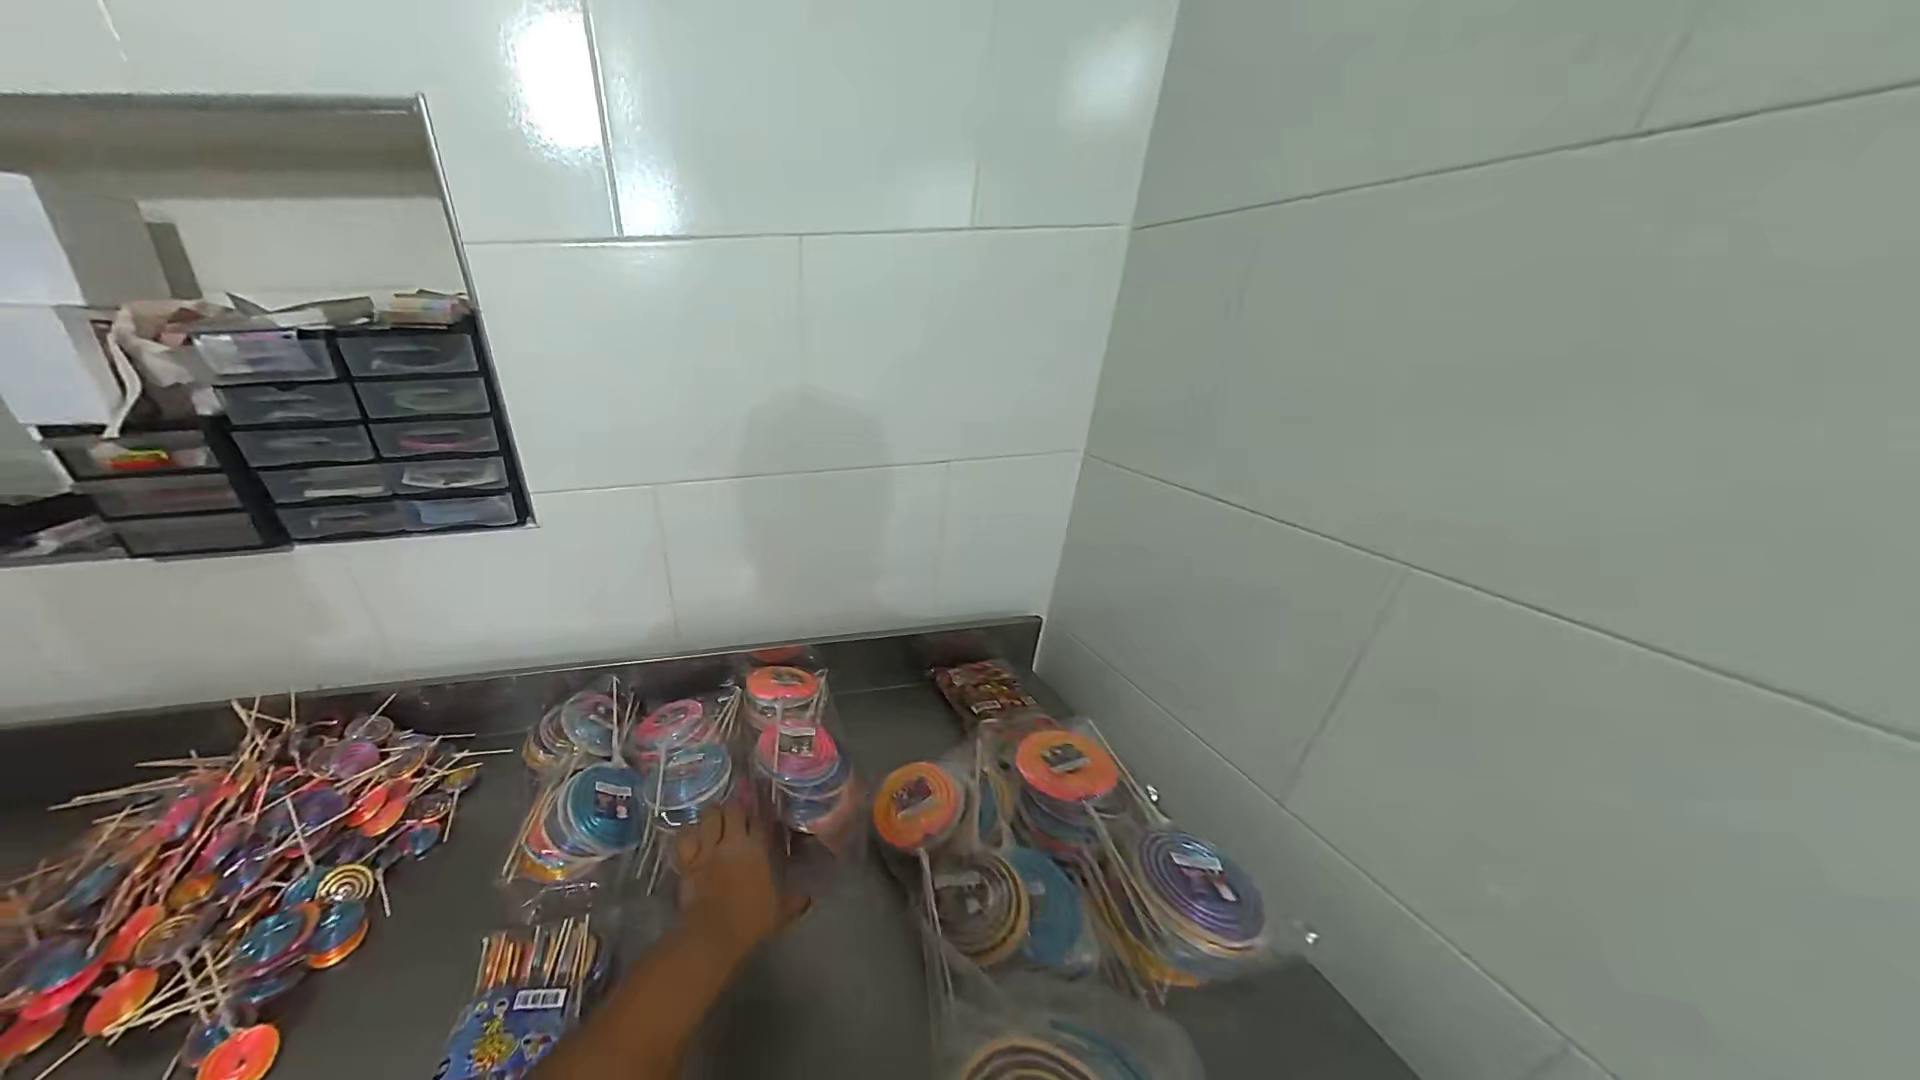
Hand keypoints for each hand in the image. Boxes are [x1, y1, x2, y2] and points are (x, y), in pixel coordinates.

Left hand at [671, 803, 808, 957]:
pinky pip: (684, 837)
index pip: (760, 819)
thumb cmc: (750, 920)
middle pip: (733, 809)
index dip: (761, 812)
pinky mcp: (688, 862)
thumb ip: (795, 900)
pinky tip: (692, 835)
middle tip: (735, 814)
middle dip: (734, 807)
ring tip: (714, 818)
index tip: (761, 812)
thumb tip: (810, 897)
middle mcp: (733, 842)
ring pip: (709, 816)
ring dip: (712, 814)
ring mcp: (708, 850)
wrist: (712, 934)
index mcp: (758, 849)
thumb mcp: (779, 911)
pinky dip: (687, 833)